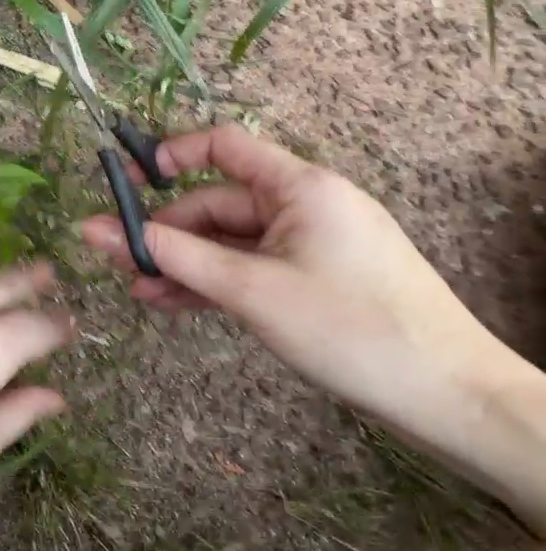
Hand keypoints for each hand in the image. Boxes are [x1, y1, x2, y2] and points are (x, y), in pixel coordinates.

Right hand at [79, 126, 515, 452]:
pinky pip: (247, 267)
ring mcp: (312, 246)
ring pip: (226, 241)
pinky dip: (210, 282)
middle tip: (119, 261)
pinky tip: (172, 303)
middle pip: (215, 202)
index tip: (126, 185)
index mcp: (302, 189)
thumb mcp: (248, 289)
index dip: (169, 155)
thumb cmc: (352, 329)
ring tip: (139, 292)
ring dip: (180, 263)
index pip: (222, 146)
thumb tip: (91, 229)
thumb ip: (167, 254)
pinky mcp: (316, 280)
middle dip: (164, 232)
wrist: (459, 404)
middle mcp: (306, 207)